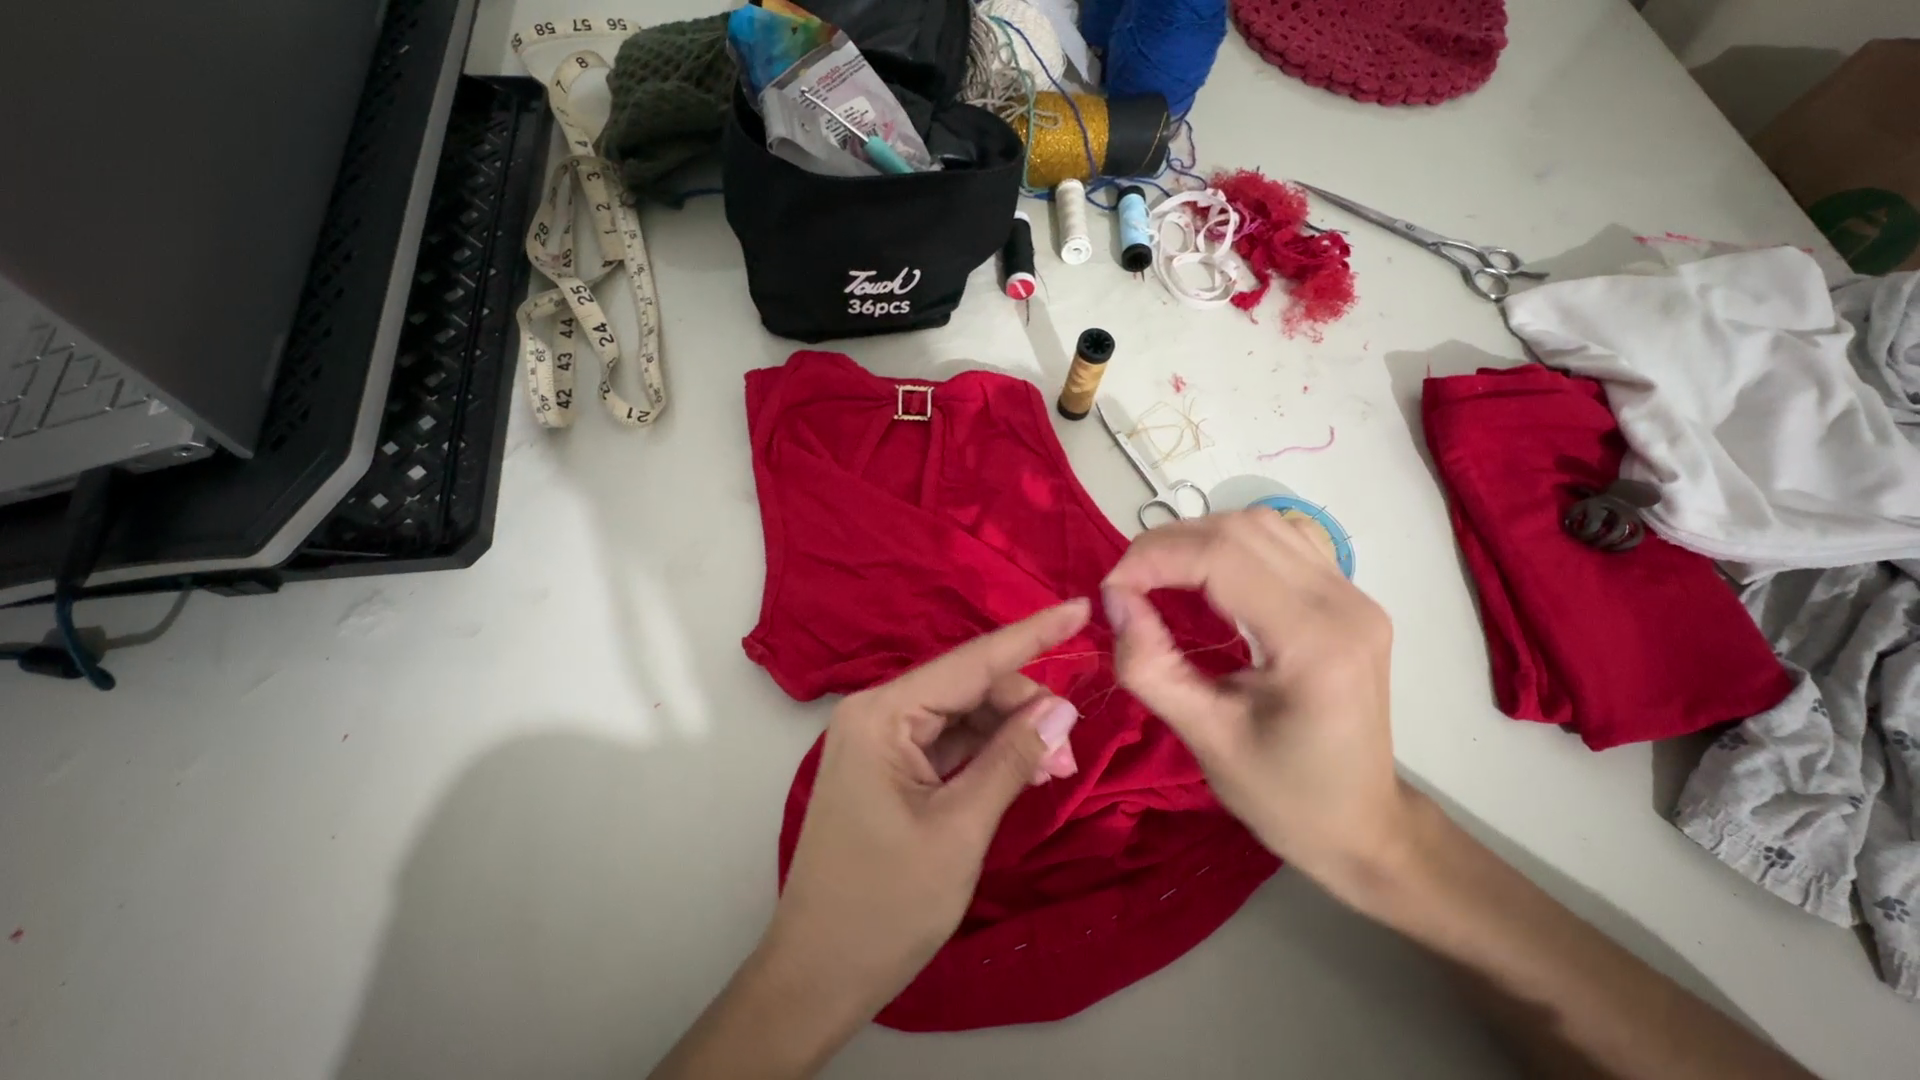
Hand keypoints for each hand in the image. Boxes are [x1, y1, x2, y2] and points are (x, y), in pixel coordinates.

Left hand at [766, 599, 1089, 1020]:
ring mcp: (879, 744)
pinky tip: (1024, 774)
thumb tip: (1060, 710)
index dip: (1032, 635)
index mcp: (882, 715)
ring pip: (962, 718)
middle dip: (1025, 709)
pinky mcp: (888, 772)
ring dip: (1011, 736)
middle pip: (968, 688)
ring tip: (1055, 771)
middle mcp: (876, 715)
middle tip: (1070, 753)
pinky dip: (988, 757)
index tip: (1081, 607)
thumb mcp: (959, 830)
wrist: (818, 974)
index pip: (971, 661)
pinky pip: (948, 746)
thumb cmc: (884, 906)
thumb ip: (1011, 760)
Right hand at [1101, 509, 1407, 890]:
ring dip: (1199, 538)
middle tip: (1126, 585)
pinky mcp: (1350, 598)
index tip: (1111, 591)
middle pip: (1242, 529)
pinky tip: (1208, 576)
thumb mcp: (1205, 739)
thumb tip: (1114, 599)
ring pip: (1264, 523)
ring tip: (1157, 576)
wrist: (1361, 826)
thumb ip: (1151, 667)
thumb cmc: (1283, 796)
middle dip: (1168, 544)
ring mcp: (1355, 595)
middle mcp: (1345, 603)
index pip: (1223, 558)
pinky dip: (1233, 544)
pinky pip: (1285, 541)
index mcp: (1315, 642)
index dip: (1154, 559)